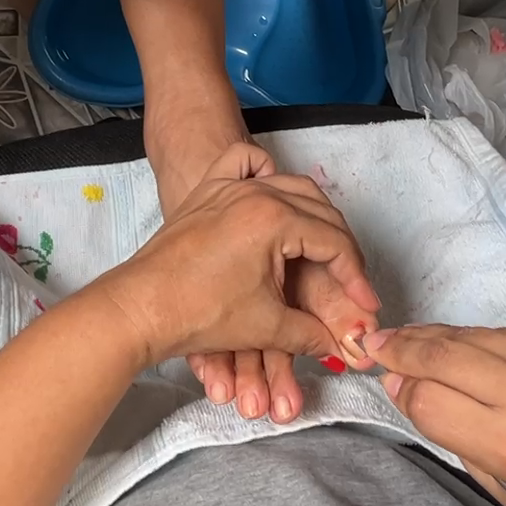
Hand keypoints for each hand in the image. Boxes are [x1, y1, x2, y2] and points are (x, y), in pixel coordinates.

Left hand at [167, 145, 380, 422]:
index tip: (366, 303)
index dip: (356, 276)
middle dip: (341, 246)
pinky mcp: (208, 191)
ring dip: (312, 212)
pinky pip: (243, 163)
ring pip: (288, 184)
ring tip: (324, 245)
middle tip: (351, 280)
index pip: (334, 241)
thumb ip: (313, 332)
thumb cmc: (199, 314)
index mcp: (275, 218)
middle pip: (319, 208)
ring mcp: (230, 186)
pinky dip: (262, 169)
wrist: (139, 307)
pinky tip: (270, 189)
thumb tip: (342, 343)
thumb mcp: (266, 326)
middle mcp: (256, 192)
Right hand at [362, 324, 505, 505]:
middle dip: (402, 348)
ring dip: (427, 336)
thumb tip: (402, 383)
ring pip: (464, 335)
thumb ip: (449, 429)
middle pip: (443, 356)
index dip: (402, 390)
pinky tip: (444, 344)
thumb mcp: (499, 482)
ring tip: (398, 338)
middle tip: (372, 342)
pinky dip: (463, 338)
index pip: (432, 401)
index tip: (384, 379)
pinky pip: (492, 332)